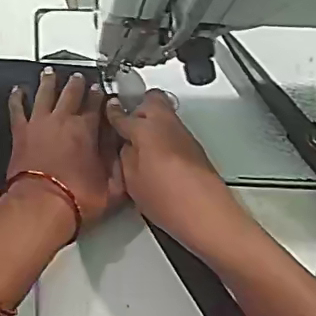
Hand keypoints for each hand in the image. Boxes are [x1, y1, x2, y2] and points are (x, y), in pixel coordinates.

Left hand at [6, 68, 124, 231]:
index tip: (102, 91)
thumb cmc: (75, 198)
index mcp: (87, 129)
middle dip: (77, 83)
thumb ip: (120, 166)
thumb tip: (126, 154)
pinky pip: (17, 108)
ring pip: (45, 93)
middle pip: (71, 93)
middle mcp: (63, 120)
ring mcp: (40, 123)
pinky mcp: (21, 132)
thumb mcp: (113, 187)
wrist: (40, 205)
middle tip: (79, 77)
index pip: (97, 105)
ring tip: (51, 72)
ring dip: (49, 82)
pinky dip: (17, 97)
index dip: (101, 96)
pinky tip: (17, 90)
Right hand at [105, 91, 232, 242]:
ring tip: (140, 140)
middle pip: (151, 100)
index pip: (122, 114)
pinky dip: (163, 135)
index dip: (112, 112)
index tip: (108, 110)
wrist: (207, 215)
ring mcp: (184, 135)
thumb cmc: (170, 200)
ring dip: (152, 120)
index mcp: (146, 128)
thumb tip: (125, 147)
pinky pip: (174, 130)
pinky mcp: (195, 147)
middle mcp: (168, 125)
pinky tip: (156, 154)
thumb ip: (124, 156)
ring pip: (164, 113)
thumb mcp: (131, 180)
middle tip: (126, 120)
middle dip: (137, 106)